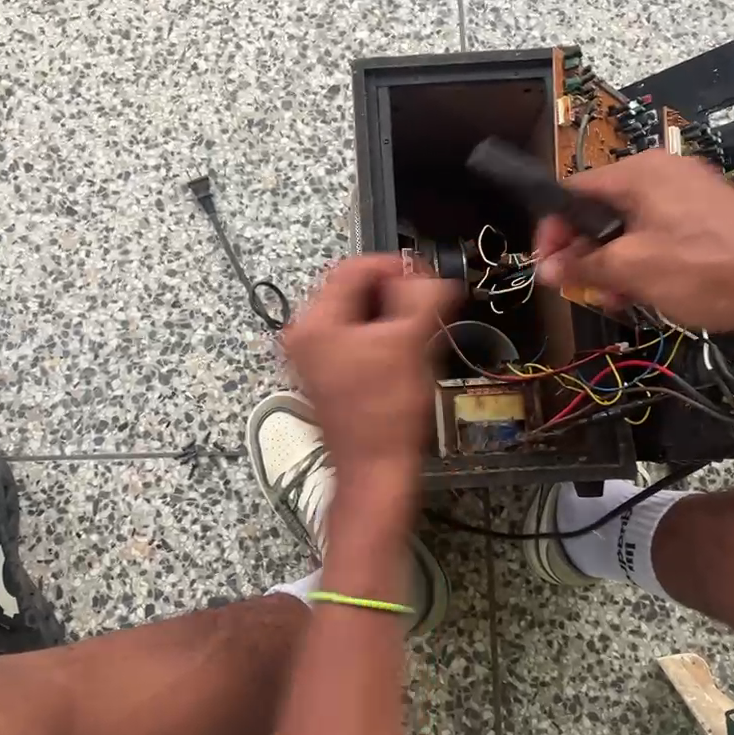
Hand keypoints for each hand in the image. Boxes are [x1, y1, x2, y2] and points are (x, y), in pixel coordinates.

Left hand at [282, 256, 458, 518]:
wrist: (374, 469)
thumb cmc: (386, 416)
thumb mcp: (410, 344)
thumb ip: (421, 297)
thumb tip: (429, 275)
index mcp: (316, 323)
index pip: (352, 269)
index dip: (392, 265)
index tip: (422, 273)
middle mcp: (305, 336)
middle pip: (350, 290)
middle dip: (391, 290)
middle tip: (425, 299)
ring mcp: (311, 357)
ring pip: (353, 314)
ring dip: (387, 312)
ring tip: (418, 325)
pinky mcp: (324, 374)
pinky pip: (351, 338)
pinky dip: (377, 333)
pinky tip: (402, 347)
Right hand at [533, 151, 733, 336]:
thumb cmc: (707, 271)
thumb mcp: (631, 269)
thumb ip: (582, 266)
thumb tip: (547, 268)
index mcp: (642, 171)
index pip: (574, 190)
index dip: (554, 229)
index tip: (546, 264)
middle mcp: (667, 175)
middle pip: (603, 210)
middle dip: (586, 251)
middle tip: (578, 287)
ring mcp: (693, 198)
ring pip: (632, 228)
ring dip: (614, 264)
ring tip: (615, 299)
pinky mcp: (713, 223)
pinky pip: (662, 238)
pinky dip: (645, 263)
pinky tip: (646, 294)